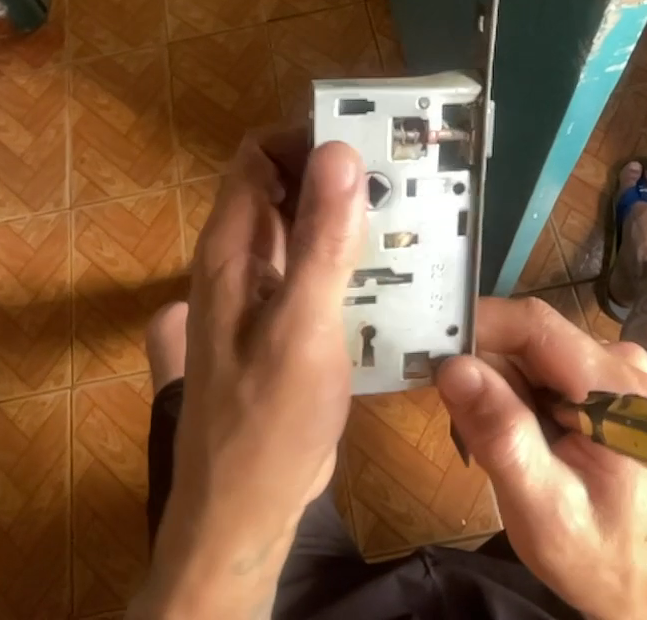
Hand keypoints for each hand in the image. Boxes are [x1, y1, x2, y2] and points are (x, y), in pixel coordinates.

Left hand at [132, 132, 364, 618]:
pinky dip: (353, 262)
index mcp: (233, 247)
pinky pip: (319, 272)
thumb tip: (339, 152)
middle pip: (288, 189)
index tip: (368, 142)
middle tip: (406, 180)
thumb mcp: (302, 326)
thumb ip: (321, 240)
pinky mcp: (286, 324)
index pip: (259, 157)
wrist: (246, 508)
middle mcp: (244, 260)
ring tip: (413, 219)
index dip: (306, 139)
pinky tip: (397, 276)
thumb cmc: (267, 419)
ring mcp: (264, 293)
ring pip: (307, 231)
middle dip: (341, 176)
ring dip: (352, 221)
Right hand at [437, 297, 646, 619]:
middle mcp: (623, 364)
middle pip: (529, 337)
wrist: (635, 580)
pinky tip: (523, 434)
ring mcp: (616, 367)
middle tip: (470, 428)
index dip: (479, 326)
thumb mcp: (540, 508)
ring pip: (529, 349)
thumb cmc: (592, 553)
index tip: (431, 351)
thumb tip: (453, 367)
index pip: (536, 326)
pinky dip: (516, 391)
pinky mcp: (603, 376)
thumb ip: (501, 436)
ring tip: (502, 444)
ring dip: (500, 386)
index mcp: (618, 390)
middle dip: (487, 372)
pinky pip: (540, 362)